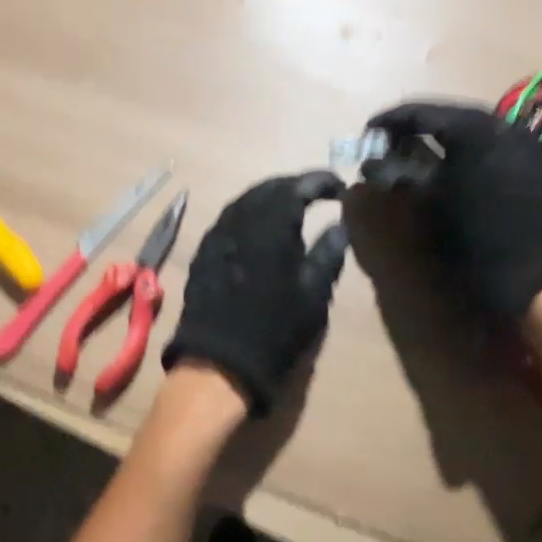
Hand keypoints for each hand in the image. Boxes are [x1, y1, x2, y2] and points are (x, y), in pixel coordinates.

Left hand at [161, 172, 349, 416]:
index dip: (320, 181)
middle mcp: (240, 220)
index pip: (298, 186)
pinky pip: (228, 220)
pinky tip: (259, 230)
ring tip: (290, 209)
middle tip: (316, 194)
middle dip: (294, 186)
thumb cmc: (276, 328)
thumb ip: (328, 253)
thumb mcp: (314, 293)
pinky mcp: (202, 253)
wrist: (220, 360)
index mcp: (271, 224)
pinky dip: (248, 215)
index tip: (339, 187)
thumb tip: (339, 226)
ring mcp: (216, 235)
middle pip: (268, 188)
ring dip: (269, 198)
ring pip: (244, 201)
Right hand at [363, 101, 541, 318]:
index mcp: (472, 127)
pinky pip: (487, 141)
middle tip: (387, 143)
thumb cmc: (469, 233)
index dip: (389, 120)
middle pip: (445, 115)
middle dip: (413, 128)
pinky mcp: (528, 155)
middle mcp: (498, 121)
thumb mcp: (425, 200)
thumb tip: (372, 163)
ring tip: (412, 153)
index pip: (421, 111)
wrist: (526, 266)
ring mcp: (518, 137)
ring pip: (467, 127)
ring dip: (438, 138)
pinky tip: (445, 163)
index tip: (367, 131)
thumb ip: (396, 173)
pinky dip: (462, 148)